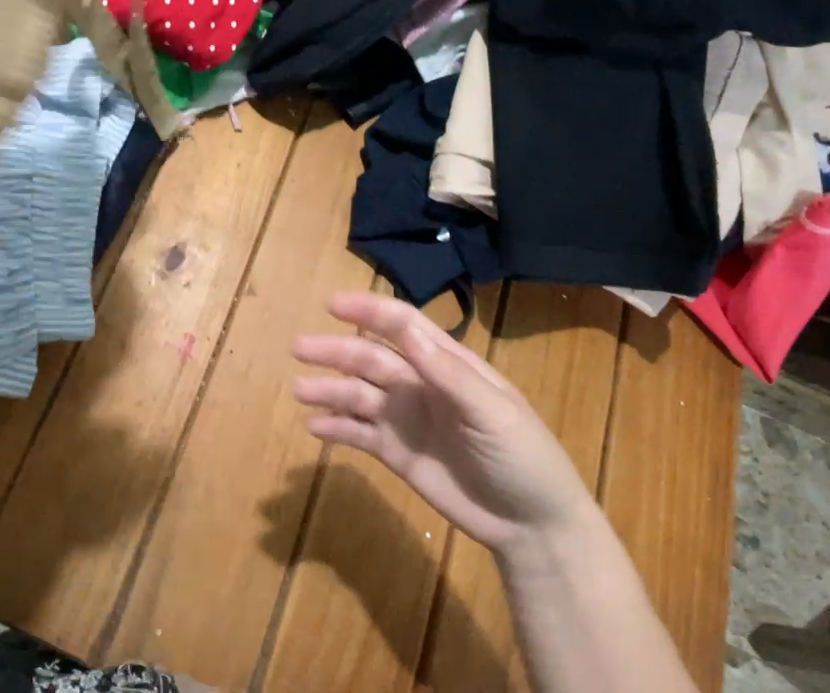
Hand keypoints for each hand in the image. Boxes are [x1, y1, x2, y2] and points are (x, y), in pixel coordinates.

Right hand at [291, 291, 594, 556]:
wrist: (531, 525)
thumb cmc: (524, 458)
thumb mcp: (494, 414)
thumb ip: (449, 375)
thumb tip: (407, 333)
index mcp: (448, 365)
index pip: (403, 327)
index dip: (370, 312)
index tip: (333, 303)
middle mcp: (420, 385)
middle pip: (370, 359)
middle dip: (335, 351)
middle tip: (298, 348)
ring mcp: (405, 419)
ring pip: (358, 395)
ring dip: (329, 389)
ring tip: (300, 391)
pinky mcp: (396, 453)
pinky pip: (358, 434)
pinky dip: (335, 428)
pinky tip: (314, 427)